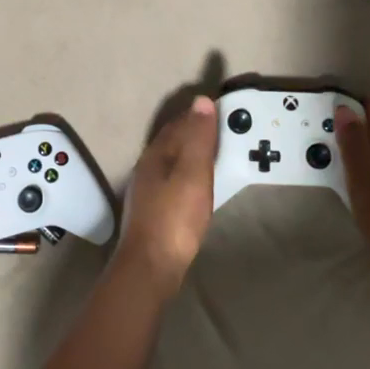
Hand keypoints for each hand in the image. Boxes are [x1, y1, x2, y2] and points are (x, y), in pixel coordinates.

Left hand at [117, 96, 218, 287]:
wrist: (151, 267)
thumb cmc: (175, 218)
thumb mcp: (193, 173)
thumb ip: (198, 138)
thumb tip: (201, 100)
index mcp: (156, 155)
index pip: (179, 123)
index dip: (198, 114)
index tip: (222, 108)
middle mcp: (147, 168)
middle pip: (172, 140)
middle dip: (193, 130)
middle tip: (222, 127)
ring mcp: (147, 191)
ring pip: (171, 160)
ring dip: (190, 152)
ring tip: (213, 153)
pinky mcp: (153, 211)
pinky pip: (173, 179)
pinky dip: (187, 172)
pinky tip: (197, 184)